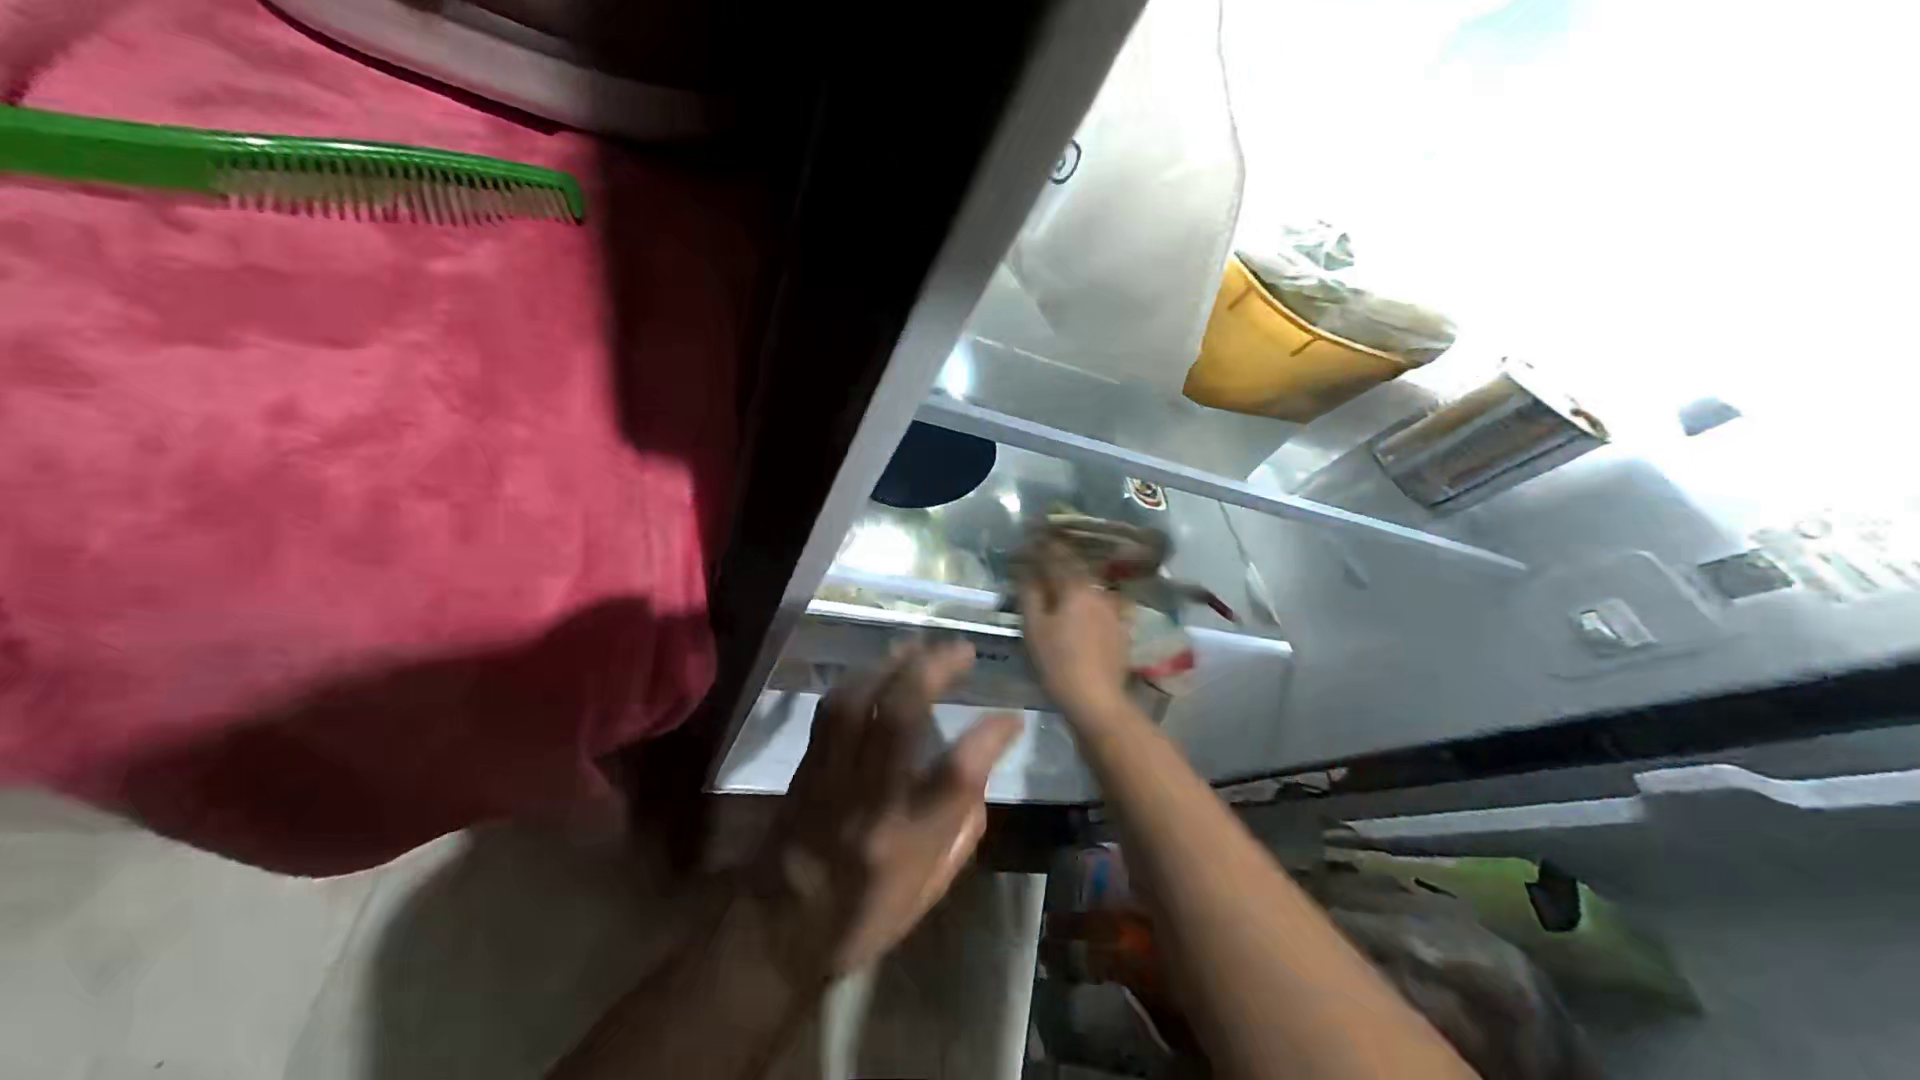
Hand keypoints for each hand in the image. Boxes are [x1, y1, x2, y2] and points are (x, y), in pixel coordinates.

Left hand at [754, 642, 1020, 977]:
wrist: (776, 929)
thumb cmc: (863, 916)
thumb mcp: (928, 890)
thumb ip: (961, 832)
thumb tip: (979, 777)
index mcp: (907, 839)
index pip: (958, 774)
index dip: (991, 736)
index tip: (1012, 718)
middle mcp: (869, 797)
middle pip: (898, 715)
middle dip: (933, 670)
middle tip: (962, 650)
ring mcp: (831, 775)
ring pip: (857, 701)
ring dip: (891, 663)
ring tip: (919, 645)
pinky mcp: (806, 765)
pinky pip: (831, 708)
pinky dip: (859, 679)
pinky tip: (877, 669)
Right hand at [1016, 540, 1132, 714]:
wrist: (1096, 698)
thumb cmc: (1057, 662)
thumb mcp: (1034, 628)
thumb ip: (1030, 594)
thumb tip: (1027, 572)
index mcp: (1075, 587)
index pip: (1057, 556)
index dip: (1043, 545)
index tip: (1032, 535)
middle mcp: (1099, 591)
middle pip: (1078, 567)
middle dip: (1061, 558)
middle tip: (1046, 552)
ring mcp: (1114, 609)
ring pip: (1093, 584)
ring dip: (1078, 577)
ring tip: (1064, 577)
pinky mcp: (1122, 627)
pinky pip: (1104, 602)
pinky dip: (1092, 596)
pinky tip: (1087, 601)